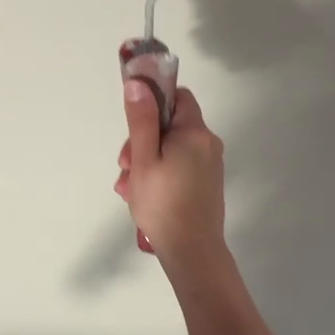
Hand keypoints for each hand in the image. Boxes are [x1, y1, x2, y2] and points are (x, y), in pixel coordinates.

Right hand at [116, 80, 225, 263]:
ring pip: (169, 148)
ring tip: (129, 187)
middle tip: (125, 166)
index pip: (177, 96)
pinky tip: (142, 194)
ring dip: (145, 161)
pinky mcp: (206, 183)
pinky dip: (158, 173)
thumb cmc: (163, 203)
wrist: (192, 251)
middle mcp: (207, 144)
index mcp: (194, 133)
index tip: (133, 122)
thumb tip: (138, 83)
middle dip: (141, 141)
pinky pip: (178, 166)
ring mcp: (208, 165)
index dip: (153, 101)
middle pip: (169, 125)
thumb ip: (140, 120)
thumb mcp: (143, 159)